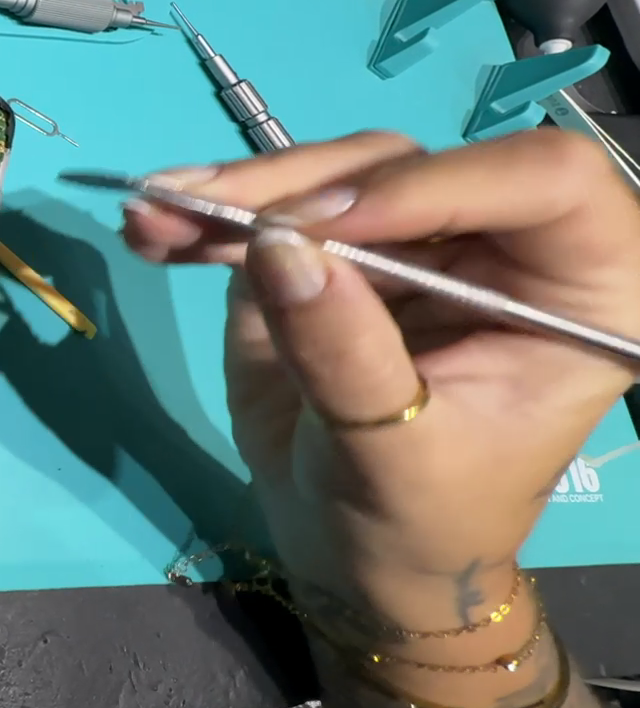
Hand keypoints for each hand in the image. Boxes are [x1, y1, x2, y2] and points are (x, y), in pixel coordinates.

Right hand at [123, 130, 639, 630]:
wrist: (346, 540)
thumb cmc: (414, 513)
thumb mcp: (393, 448)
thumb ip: (342, 348)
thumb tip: (272, 244)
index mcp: (566, 289)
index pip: (534, 185)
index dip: (424, 189)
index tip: (311, 229)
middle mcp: (481, 248)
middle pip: (389, 167)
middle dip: (279, 187)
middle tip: (186, 207)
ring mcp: (387, 247)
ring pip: (309, 178)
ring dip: (217, 195)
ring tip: (142, 217)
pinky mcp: (306, 259)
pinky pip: (250, 217)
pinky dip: (193, 221)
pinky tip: (145, 235)